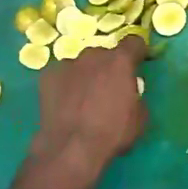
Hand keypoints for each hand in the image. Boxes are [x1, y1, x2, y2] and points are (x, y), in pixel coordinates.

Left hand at [24, 35, 148, 188]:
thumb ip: (135, 95)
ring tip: (82, 100)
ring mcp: (67, 63)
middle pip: (104, 55)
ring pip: (81, 65)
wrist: (71, 146)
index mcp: (119, 62)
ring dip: (85, 76)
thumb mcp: (139, 117)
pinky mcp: (47, 75)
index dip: (137, 52)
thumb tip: (128, 92)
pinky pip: (62, 76)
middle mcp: (92, 55)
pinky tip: (65, 104)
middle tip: (106, 90)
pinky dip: (65, 85)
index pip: (134, 42)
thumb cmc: (112, 133)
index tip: (137, 63)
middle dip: (107, 68)